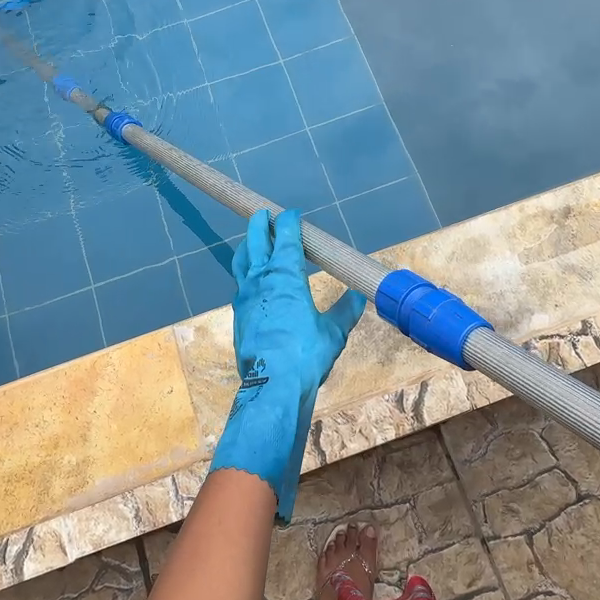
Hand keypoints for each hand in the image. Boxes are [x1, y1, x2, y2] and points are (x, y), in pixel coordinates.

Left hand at [209, 209, 366, 521]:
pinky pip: (240, 282)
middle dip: (260, 224)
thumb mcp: (334, 331)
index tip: (293, 214)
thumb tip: (361, 294)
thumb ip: (346, 309)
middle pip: (256, 240)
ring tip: (253, 239)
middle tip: (264, 214)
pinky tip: (253, 279)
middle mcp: (261, 279)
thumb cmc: (307, 354)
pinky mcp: (238, 313)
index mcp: (286, 276)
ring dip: (248, 244)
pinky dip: (247, 271)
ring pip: (242, 260)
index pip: (286, 238)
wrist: (273, 385)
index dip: (289, 222)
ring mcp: (245, 295)